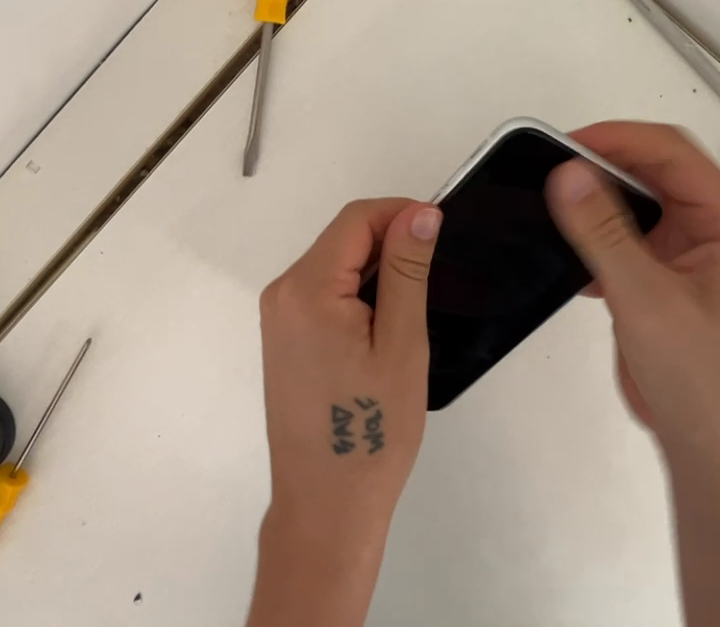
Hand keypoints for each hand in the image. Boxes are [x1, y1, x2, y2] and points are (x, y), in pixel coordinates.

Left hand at [247, 198, 441, 626]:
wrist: (326, 505)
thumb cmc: (372, 429)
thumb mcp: (401, 344)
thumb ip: (407, 271)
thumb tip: (421, 213)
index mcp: (306, 288)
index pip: (355, 220)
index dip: (400, 213)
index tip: (441, 229)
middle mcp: (282, 292)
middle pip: (341, 239)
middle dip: (389, 241)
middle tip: (435, 272)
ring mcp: (277, 316)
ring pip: (333, 264)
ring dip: (375, 267)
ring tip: (414, 302)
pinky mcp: (283, 336)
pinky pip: (322, 291)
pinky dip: (356, 291)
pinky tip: (383, 322)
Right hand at [545, 122, 719, 460]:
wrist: (712, 450)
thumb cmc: (697, 375)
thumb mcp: (646, 298)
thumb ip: (603, 233)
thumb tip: (565, 172)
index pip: (670, 152)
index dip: (617, 138)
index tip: (562, 145)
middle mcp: (708, 229)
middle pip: (652, 171)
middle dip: (602, 163)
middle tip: (548, 172)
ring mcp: (683, 255)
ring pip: (634, 203)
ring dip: (595, 200)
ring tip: (550, 206)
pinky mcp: (659, 280)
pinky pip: (622, 238)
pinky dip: (593, 237)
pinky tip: (567, 257)